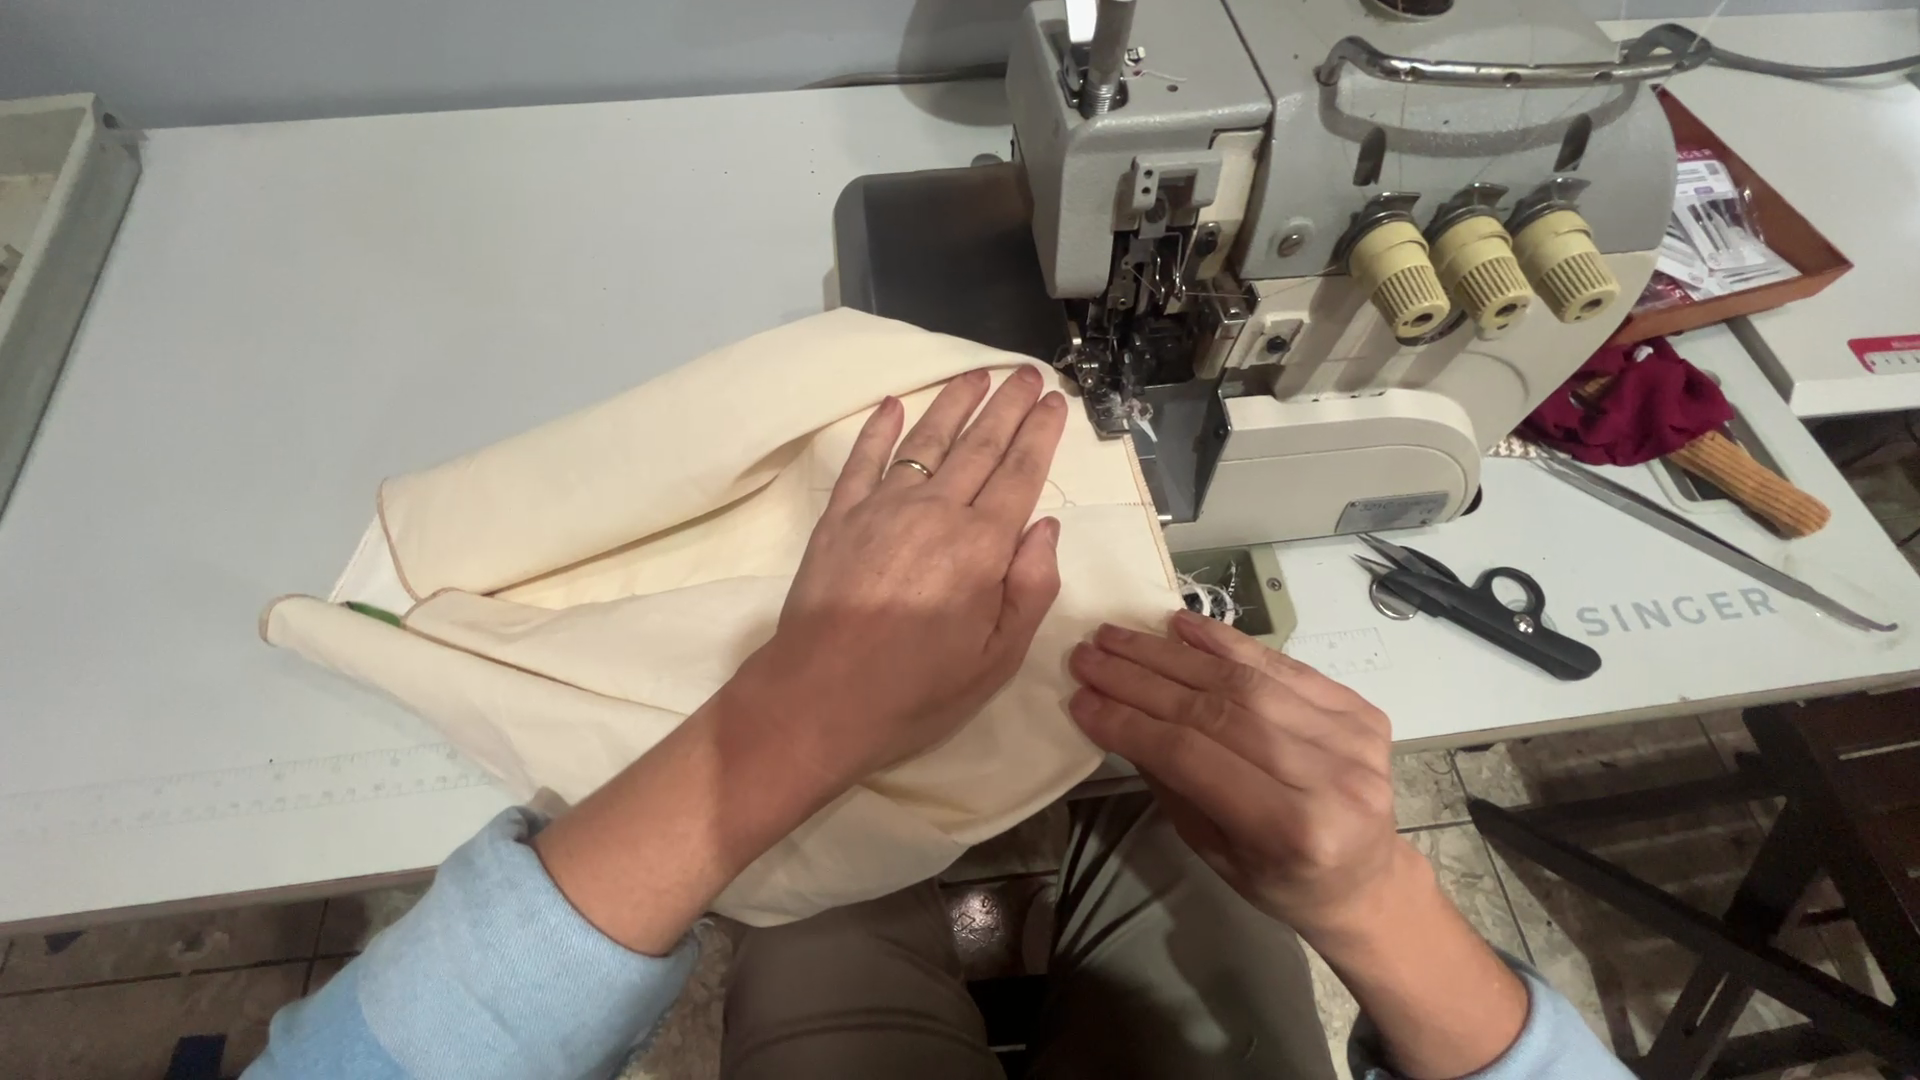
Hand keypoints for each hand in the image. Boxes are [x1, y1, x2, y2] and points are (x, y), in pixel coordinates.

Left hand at [535, 366, 1066, 955]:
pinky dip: (879, 429)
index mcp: (981, 548)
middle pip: (980, 445)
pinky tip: (891, 404)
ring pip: (926, 440)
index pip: (1020, 474)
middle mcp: (936, 512)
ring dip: (955, 403)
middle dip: (1008, 405)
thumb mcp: (997, 660)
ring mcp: (882, 509)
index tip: (1053, 402)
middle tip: (1027, 372)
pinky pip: (864, 460)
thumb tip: (1045, 526)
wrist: (817, 699)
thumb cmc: (916, 691)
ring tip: (976, 374)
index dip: (1040, 433)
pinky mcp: (839, 517)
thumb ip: (1030, 588)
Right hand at [1067, 612, 1531, 1078]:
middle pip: (1214, 709)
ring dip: (1169, 652)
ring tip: (1118, 636)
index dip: (1129, 721)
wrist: (1366, 879)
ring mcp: (1350, 737)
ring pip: (1241, 679)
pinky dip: (1223, 639)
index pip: (1191, 756)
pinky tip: (1179, 624)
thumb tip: (1114, 711)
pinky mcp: (1357, 707)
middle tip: (1088, 656)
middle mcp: (1330, 778)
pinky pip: (1277, 663)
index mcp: (1293, 830)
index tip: (1079, 698)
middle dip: (1139, 678)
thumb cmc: (1279, 878)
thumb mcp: (1211, 848)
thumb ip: (1169, 778)